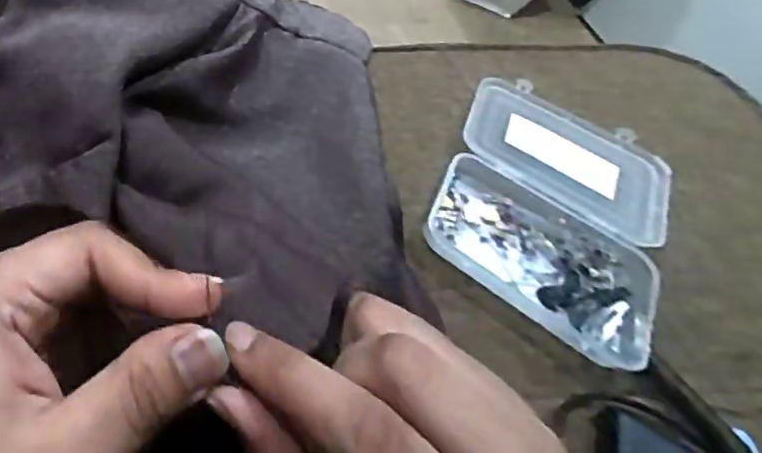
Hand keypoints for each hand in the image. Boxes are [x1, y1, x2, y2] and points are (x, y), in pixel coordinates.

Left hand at [0, 222, 230, 452]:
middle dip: (156, 289)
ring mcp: (24, 316)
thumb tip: (214, 340)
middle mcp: (12, 283)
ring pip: (102, 292)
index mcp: (2, 285)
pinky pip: (95, 326)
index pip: (89, 247)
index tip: (212, 303)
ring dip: (152, 314)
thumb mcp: (70, 447)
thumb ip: (141, 390)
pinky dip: (136, 339)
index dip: (152, 270)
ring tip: (205, 332)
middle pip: (97, 262)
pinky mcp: (38, 350)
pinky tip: (171, 353)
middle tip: (217, 316)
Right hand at [210, 292, 562, 452]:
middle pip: (401, 359)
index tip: (237, 342)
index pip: (371, 427)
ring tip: (355, 393)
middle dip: (341, 366)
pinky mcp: (525, 407)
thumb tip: (230, 394)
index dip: (293, 377)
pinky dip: (397, 349)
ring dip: (367, 348)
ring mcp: (531, 428)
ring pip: (422, 332)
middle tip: (318, 400)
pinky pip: (442, 341)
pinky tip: (391, 394)